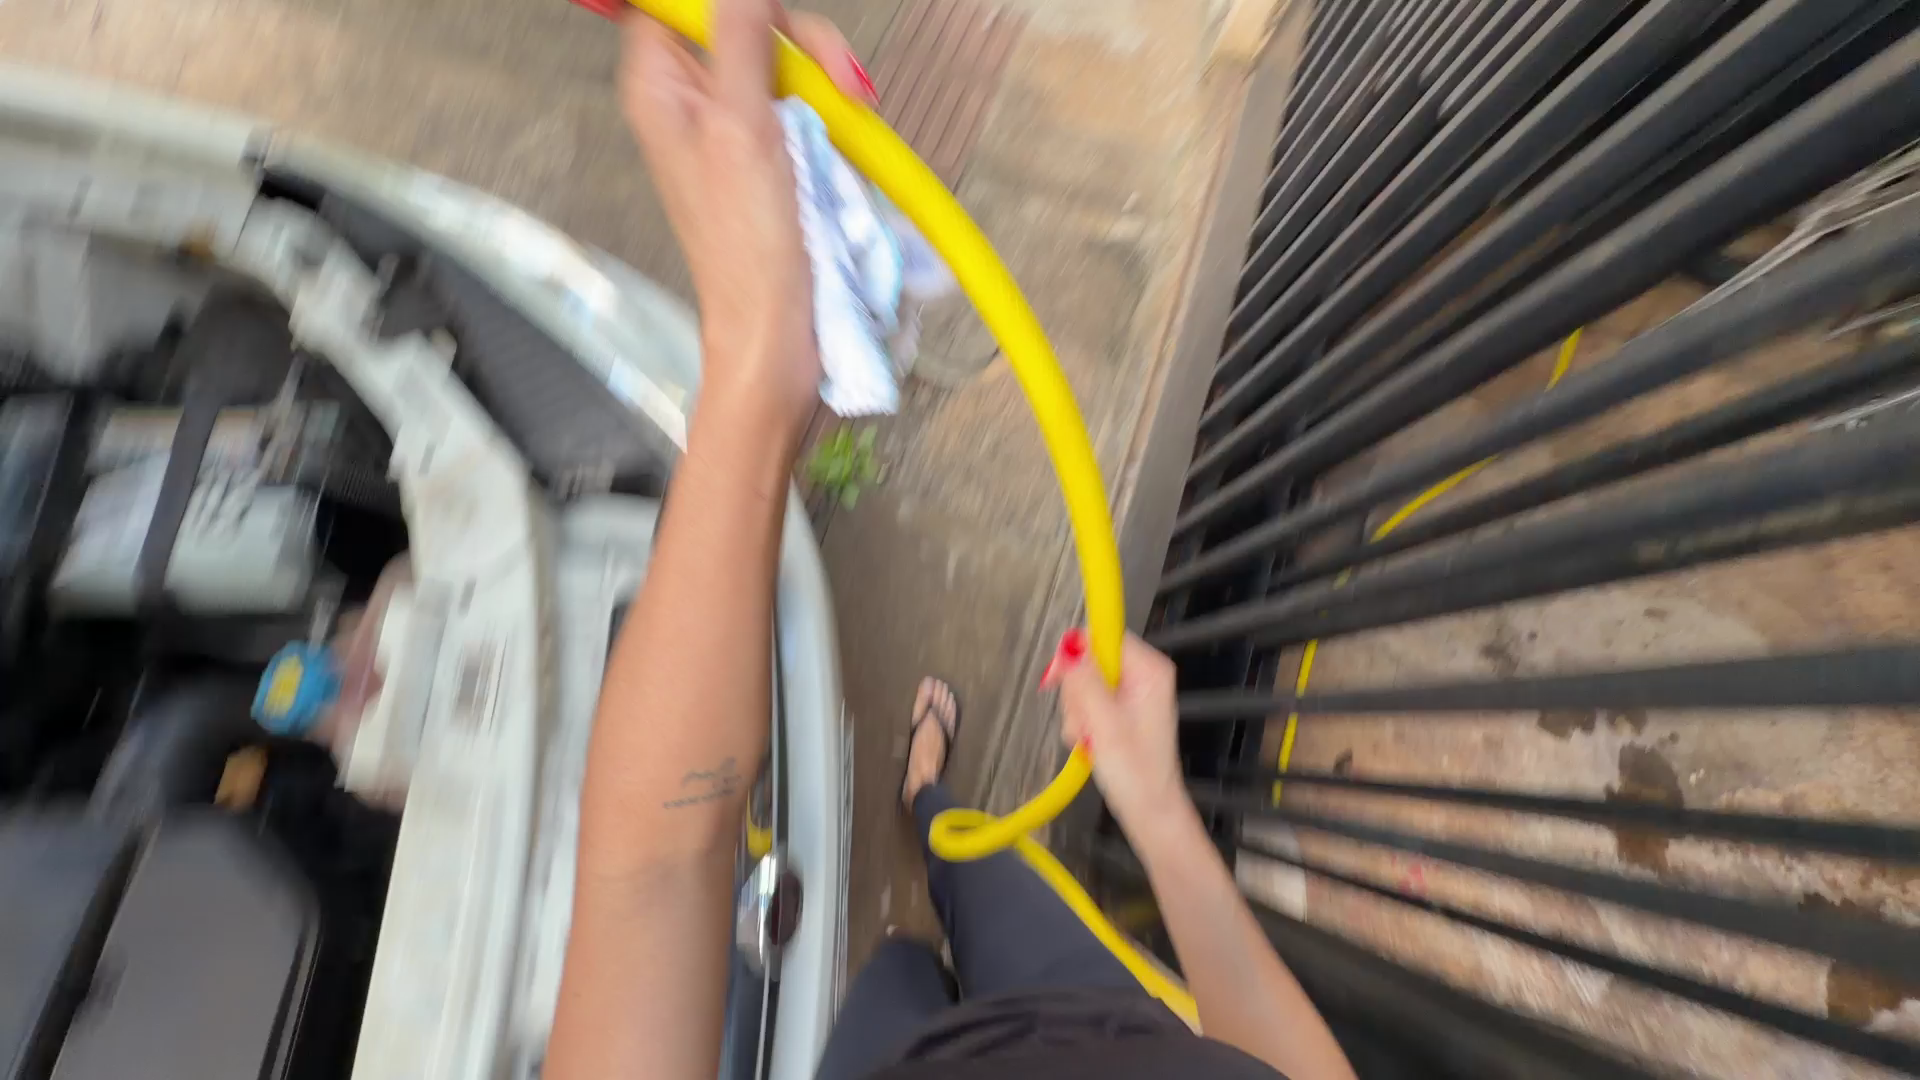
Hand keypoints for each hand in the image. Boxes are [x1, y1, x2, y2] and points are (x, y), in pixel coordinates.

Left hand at [620, 1, 875, 433]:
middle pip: (747, 24)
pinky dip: (832, 127)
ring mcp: (738, 135)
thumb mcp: (743, 128)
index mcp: (662, 85)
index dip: (739, 5)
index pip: (688, 1)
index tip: (779, 32)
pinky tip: (848, 153)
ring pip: (785, 70)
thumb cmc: (750, 249)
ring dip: (827, 92)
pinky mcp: (775, 167)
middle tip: (848, 86)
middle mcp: (695, 103)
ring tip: (856, 125)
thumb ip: (740, 36)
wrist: (776, 334)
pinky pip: (806, 118)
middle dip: (803, 47)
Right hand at [1049, 632, 1190, 835]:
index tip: (1060, 679)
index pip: (1102, 636)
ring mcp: (1130, 692)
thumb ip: (1085, 681)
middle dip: (1077, 693)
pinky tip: (1089, 742)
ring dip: (1077, 712)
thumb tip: (1068, 644)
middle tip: (1085, 723)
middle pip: (1088, 659)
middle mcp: (1141, 674)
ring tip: (1089, 738)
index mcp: (1149, 669)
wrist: (1149, 813)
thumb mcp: (1104, 724)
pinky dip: (1081, 721)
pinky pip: (1086, 700)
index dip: (1077, 654)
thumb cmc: (1135, 773)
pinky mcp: (1119, 709)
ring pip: (1082, 682)